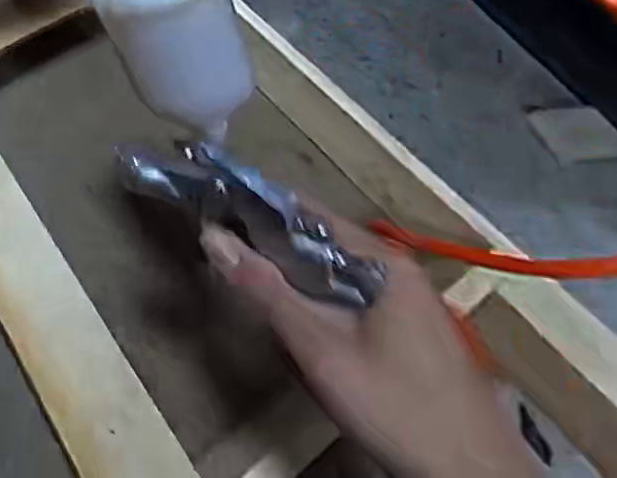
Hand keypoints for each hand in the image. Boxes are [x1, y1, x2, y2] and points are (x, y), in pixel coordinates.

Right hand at [201, 214, 538, 477]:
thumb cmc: (398, 408)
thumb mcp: (319, 349)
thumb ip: (264, 289)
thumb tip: (210, 234)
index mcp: (381, 261)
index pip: (305, 211)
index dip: (257, 207)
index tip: (216, 209)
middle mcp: (395, 271)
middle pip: (316, 242)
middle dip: (271, 251)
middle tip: (229, 261)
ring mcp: (405, 302)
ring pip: (328, 274)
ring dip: (292, 283)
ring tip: (257, 297)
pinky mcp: (406, 331)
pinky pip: (345, 298)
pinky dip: (315, 303)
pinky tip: (298, 329)